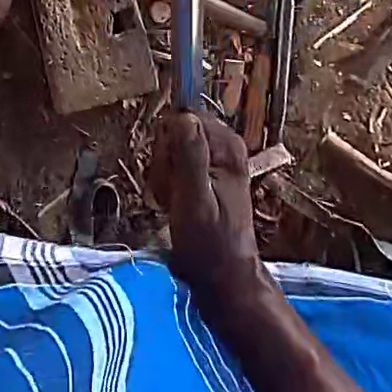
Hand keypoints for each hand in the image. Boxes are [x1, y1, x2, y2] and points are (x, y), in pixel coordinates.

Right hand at [150, 110, 271, 308]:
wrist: (223, 275)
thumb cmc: (209, 241)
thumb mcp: (195, 198)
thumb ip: (190, 154)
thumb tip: (182, 116)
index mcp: (227, 145)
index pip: (180, 119)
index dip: (167, 145)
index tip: (171, 176)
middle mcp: (224, 144)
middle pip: (174, 130)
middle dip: (165, 159)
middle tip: (171, 191)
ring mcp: (217, 157)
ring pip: (171, 145)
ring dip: (164, 171)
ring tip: (173, 199)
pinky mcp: (208, 170)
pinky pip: (175, 159)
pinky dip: (169, 179)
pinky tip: (174, 200)